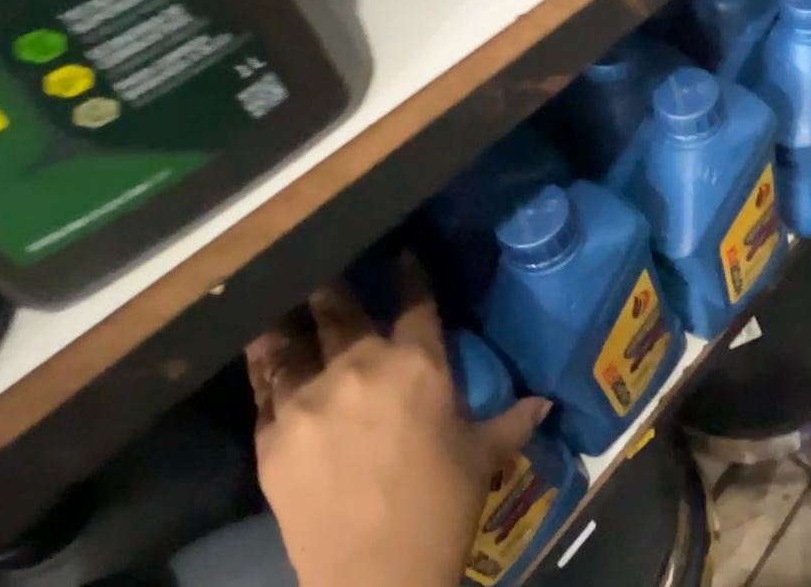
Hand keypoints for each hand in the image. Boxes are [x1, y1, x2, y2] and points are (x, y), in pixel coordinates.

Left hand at [246, 262, 549, 586]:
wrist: (377, 576)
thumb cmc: (443, 506)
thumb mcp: (483, 455)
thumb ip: (513, 420)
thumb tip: (546, 403)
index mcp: (420, 364)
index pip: (416, 301)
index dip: (411, 273)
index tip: (403, 256)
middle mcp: (362, 366)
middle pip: (343, 307)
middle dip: (340, 283)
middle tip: (332, 265)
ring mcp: (309, 398)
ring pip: (293, 340)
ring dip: (293, 317)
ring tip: (286, 297)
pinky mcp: (271, 434)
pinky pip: (264, 386)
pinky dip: (266, 365)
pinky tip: (264, 352)